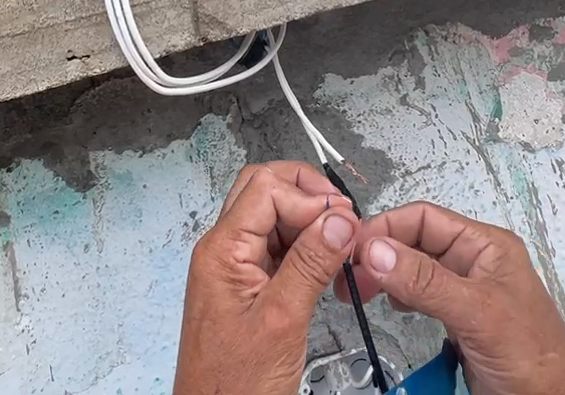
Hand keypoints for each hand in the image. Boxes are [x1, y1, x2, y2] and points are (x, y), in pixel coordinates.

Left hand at [174, 162, 360, 394]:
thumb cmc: (235, 390)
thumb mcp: (282, 321)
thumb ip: (311, 264)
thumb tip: (339, 219)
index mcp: (222, 250)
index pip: (266, 189)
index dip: (307, 197)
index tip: (342, 220)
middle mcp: (224, 250)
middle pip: (265, 189)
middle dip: (306, 193)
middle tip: (342, 215)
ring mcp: (236, 267)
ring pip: (272, 215)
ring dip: (308, 218)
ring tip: (340, 239)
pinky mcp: (249, 286)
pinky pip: (277, 246)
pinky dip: (304, 244)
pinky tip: (326, 259)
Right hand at [343, 202, 564, 394]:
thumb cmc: (530, 359)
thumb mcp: (476, 313)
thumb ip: (425, 281)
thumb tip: (374, 250)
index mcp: (484, 244)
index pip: (424, 218)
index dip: (387, 227)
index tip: (353, 249)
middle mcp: (474, 260)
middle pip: (416, 241)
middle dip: (382, 253)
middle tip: (350, 278)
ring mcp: (467, 291)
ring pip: (415, 268)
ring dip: (387, 275)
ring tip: (361, 292)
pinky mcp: (460, 320)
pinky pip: (421, 296)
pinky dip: (400, 297)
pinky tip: (391, 305)